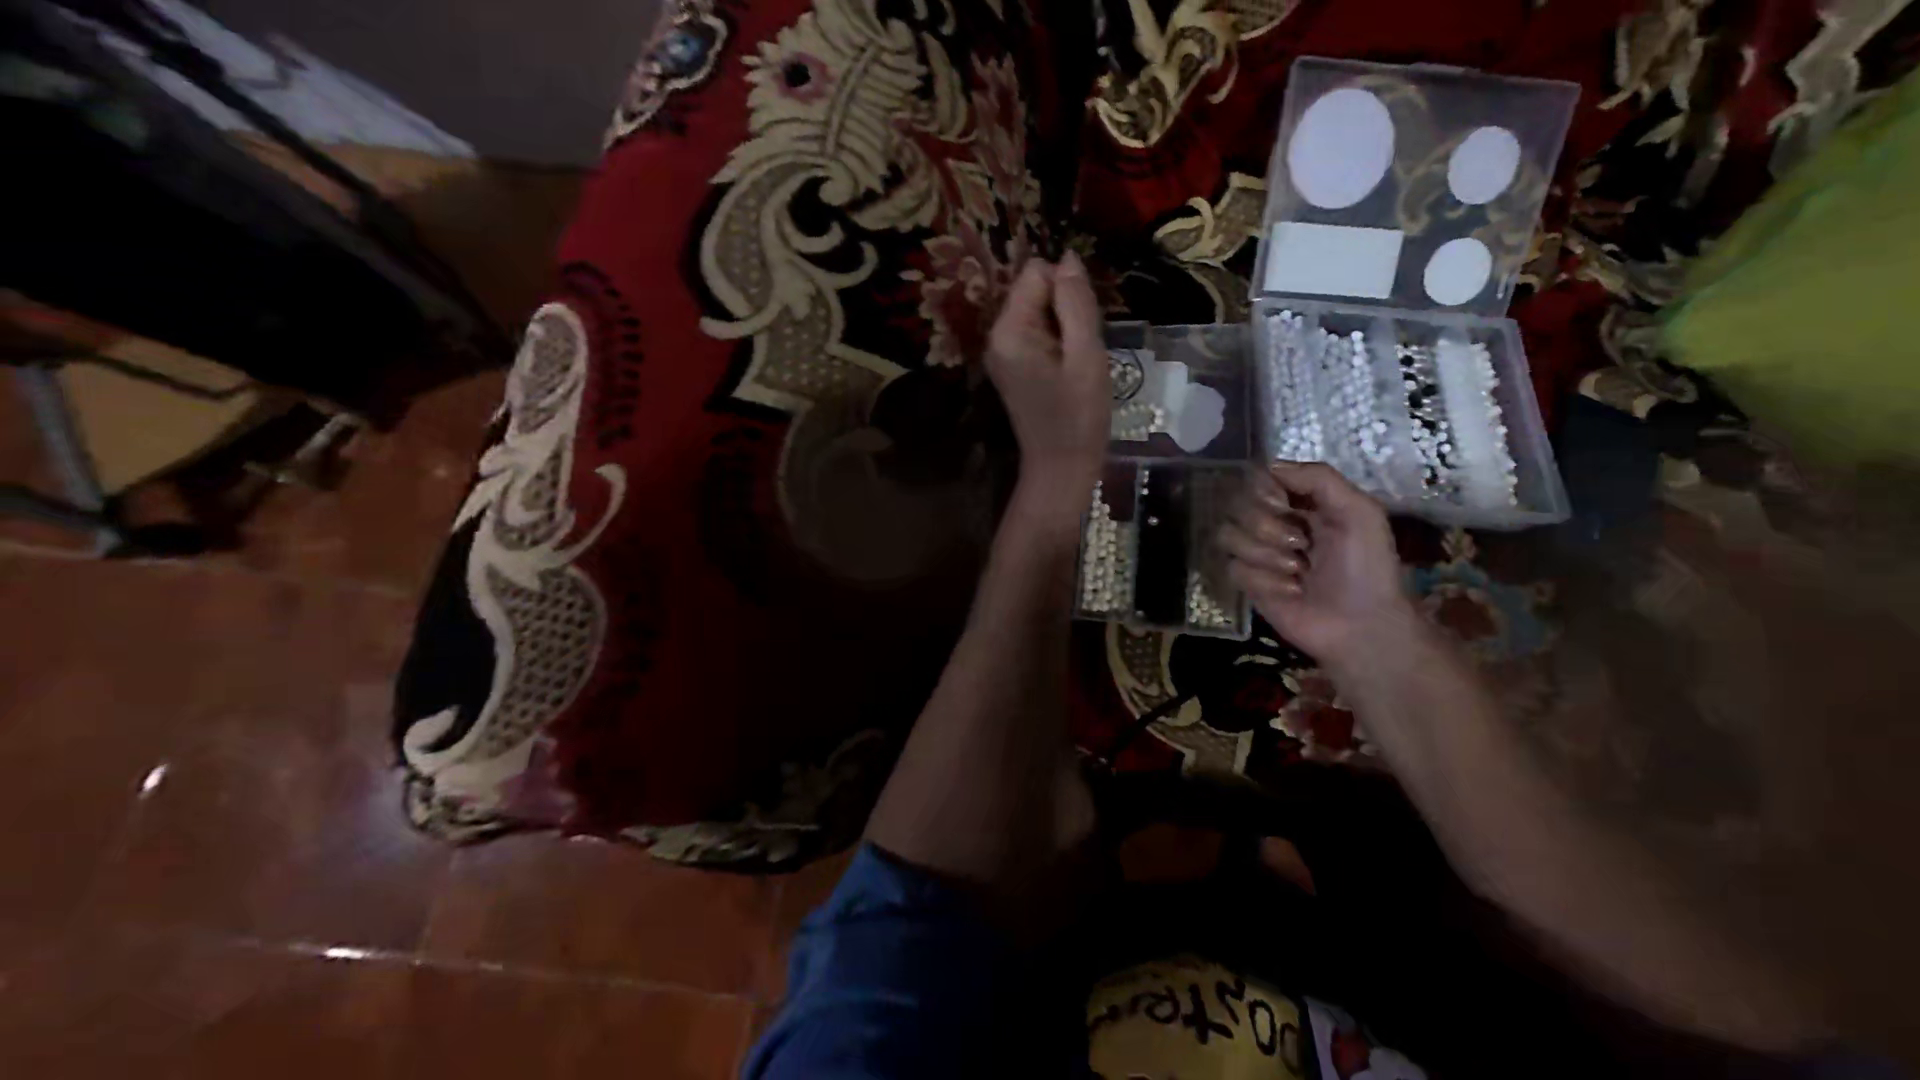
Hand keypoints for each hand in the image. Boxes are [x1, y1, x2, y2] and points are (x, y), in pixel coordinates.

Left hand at [985, 252, 1109, 515]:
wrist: (1060, 467)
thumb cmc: (1079, 415)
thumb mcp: (1085, 354)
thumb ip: (1075, 302)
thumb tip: (1068, 256)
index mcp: (1009, 330)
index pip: (1036, 273)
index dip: (1066, 289)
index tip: (1082, 325)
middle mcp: (996, 336)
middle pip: (1033, 290)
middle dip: (1063, 308)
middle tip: (1080, 349)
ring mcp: (1000, 353)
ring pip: (1037, 311)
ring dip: (1062, 326)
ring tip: (1074, 362)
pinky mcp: (1009, 367)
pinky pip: (1034, 333)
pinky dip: (1054, 342)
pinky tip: (1065, 370)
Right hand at [1219, 462, 1424, 668]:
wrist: (1361, 623)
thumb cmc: (1367, 566)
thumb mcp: (1359, 511)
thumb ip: (1319, 478)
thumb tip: (1268, 467)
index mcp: (1301, 503)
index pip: (1258, 479)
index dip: (1263, 489)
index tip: (1283, 502)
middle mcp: (1275, 524)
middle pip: (1237, 505)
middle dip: (1267, 525)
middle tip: (1301, 544)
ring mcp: (1258, 554)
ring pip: (1229, 535)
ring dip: (1267, 554)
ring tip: (1299, 571)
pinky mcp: (1249, 584)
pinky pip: (1234, 567)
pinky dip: (1265, 579)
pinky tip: (1290, 591)